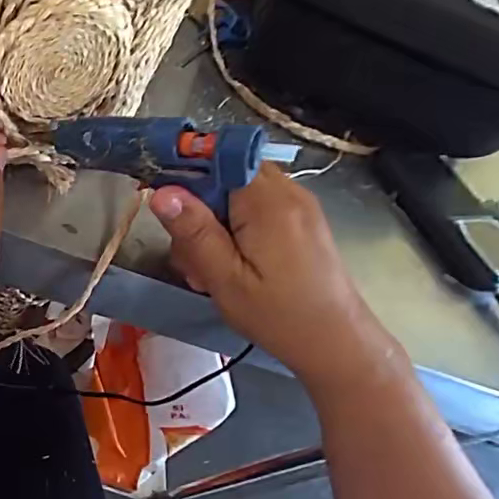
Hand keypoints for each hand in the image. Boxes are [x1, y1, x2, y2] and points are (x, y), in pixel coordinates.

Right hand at [150, 171, 402, 387]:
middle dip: (198, 207)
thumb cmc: (279, 315)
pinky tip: (231, 265)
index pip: (219, 156)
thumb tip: (163, 193)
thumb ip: (194, 232)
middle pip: (225, 174)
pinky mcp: (300, 222)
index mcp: (268, 202)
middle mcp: (287, 192)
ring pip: (237, 193)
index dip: (186, 169)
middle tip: (191, 257)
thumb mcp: (225, 278)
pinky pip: (255, 209)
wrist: (336, 343)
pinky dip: (234, 229)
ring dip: (213, 223)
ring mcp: (297, 206)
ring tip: (210, 269)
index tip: (164, 200)